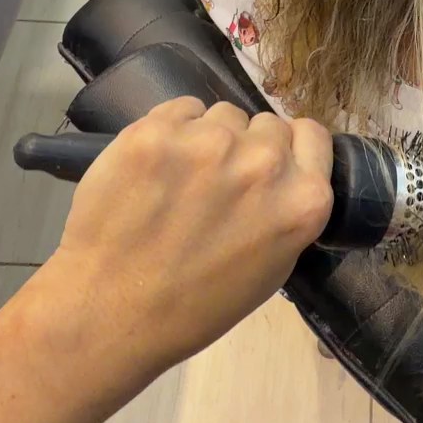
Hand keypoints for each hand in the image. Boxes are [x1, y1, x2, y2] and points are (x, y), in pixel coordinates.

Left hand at [47, 98, 333, 365]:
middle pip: (266, 123)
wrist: (110, 313)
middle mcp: (265, 161)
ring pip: (221, 114)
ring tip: (180, 179)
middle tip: (217, 183)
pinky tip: (155, 167)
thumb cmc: (197, 304)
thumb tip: (284, 172)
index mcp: (303, 199)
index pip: (312, 135)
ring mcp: (210, 142)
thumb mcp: (274, 266)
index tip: (269, 165)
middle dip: (247, 146)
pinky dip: (171, 130)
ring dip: (208, 137)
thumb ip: (289, 208)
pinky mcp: (157, 130)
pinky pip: (180, 109)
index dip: (291, 148)